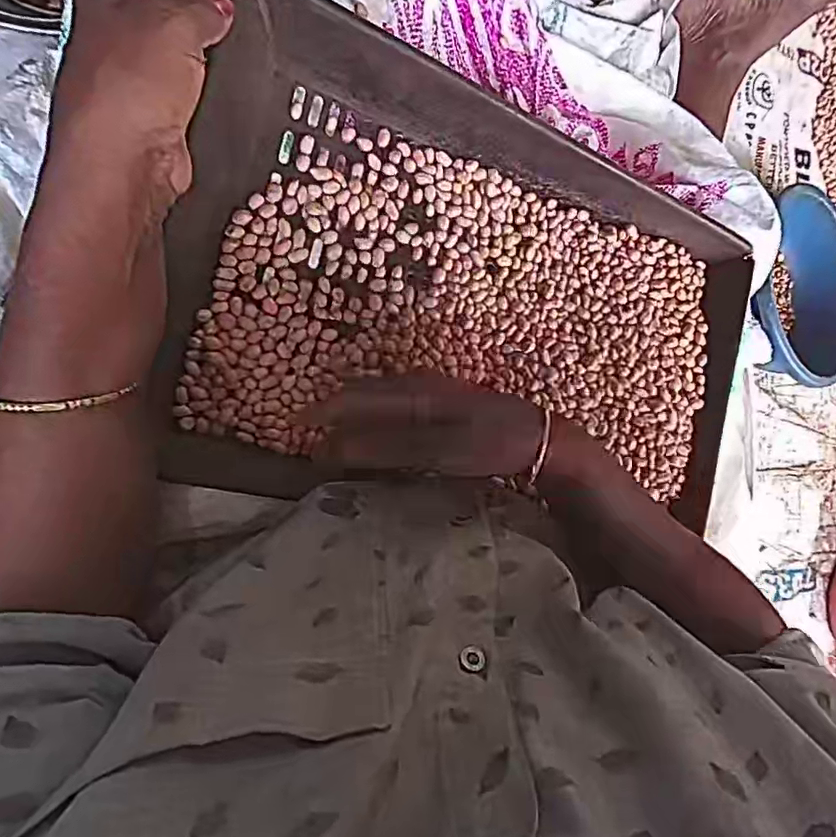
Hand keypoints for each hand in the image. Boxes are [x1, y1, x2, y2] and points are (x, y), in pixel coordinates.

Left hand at [48, 0, 246, 200]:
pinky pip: (191, 70)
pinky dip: (212, 70)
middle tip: (240, 6)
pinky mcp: (158, 95)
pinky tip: (227, 77)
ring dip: (211, 35)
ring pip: (182, 30)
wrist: (124, 156)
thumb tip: (221, 11)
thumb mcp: (176, 25)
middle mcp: (117, 13)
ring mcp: (138, 57)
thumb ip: (205, 8)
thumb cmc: (128, 88)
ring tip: (237, 43)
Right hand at [300, 374, 547, 477]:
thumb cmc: (493, 443)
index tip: (294, 427)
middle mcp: (420, 386)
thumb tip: (335, 446)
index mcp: (414, 391)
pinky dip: (381, 420)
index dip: (324, 412)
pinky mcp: (447, 408)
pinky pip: (401, 408)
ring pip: (383, 399)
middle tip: (308, 429)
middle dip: (336, 410)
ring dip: (358, 413)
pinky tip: (382, 436)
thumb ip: (390, 447)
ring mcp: (436, 395)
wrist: (540, 440)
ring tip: (336, 431)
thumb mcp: (440, 450)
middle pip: (366, 394)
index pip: (355, 398)